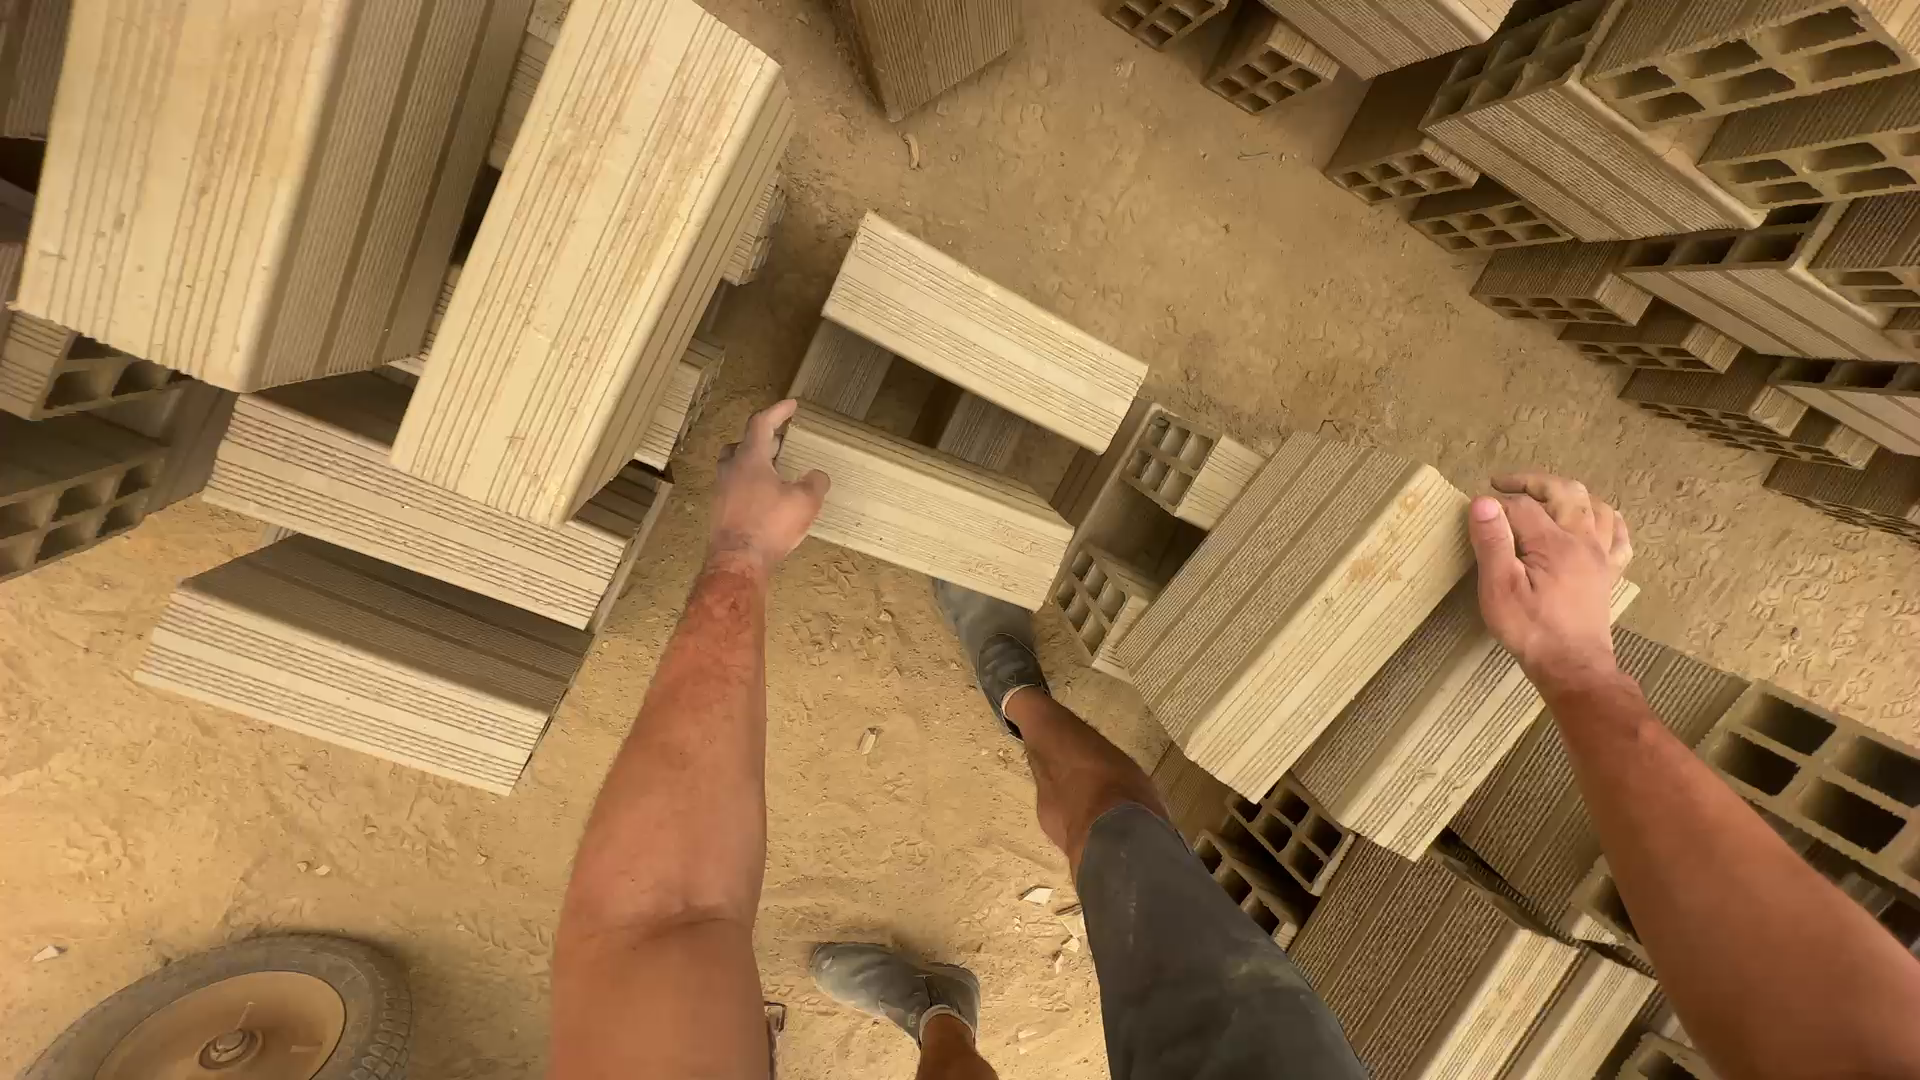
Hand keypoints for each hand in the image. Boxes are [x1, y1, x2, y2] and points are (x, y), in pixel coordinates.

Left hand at [707, 399, 828, 580]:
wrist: (737, 562)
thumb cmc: (770, 526)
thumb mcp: (805, 502)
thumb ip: (815, 483)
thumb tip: (817, 475)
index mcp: (750, 459)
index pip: (761, 424)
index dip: (778, 411)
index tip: (791, 405)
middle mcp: (730, 470)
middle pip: (742, 443)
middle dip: (764, 439)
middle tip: (782, 442)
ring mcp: (722, 491)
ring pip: (735, 466)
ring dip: (755, 463)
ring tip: (775, 471)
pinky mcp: (720, 511)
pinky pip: (735, 488)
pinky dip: (750, 485)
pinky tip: (766, 499)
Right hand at [1469, 472, 1632, 697]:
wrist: (1571, 664)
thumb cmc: (1528, 627)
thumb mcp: (1498, 586)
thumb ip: (1493, 541)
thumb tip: (1484, 501)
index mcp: (1555, 543)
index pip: (1523, 506)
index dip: (1496, 502)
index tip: (1473, 508)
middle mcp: (1585, 541)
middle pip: (1566, 493)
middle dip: (1533, 482)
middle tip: (1503, 484)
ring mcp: (1603, 556)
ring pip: (1596, 506)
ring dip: (1568, 493)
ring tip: (1542, 496)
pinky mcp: (1609, 572)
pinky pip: (1618, 534)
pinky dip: (1603, 517)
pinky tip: (1590, 519)